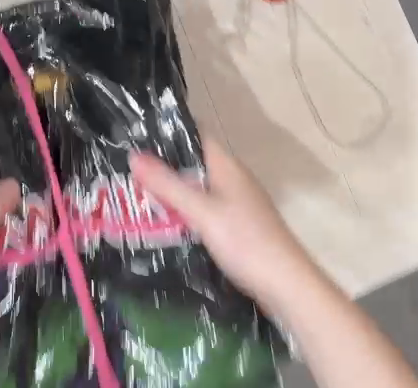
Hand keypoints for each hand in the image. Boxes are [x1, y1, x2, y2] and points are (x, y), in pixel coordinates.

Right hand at [130, 138, 315, 313]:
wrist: (289, 288)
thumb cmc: (246, 242)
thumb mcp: (201, 212)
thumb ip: (168, 185)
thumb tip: (133, 155)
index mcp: (226, 166)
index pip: (194, 133)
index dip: (167, 129)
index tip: (135, 132)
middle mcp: (233, 179)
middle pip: (193, 161)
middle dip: (163, 164)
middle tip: (128, 168)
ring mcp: (238, 203)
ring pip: (198, 187)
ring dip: (173, 190)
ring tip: (138, 194)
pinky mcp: (239, 227)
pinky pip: (205, 209)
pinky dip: (186, 212)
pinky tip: (167, 223)